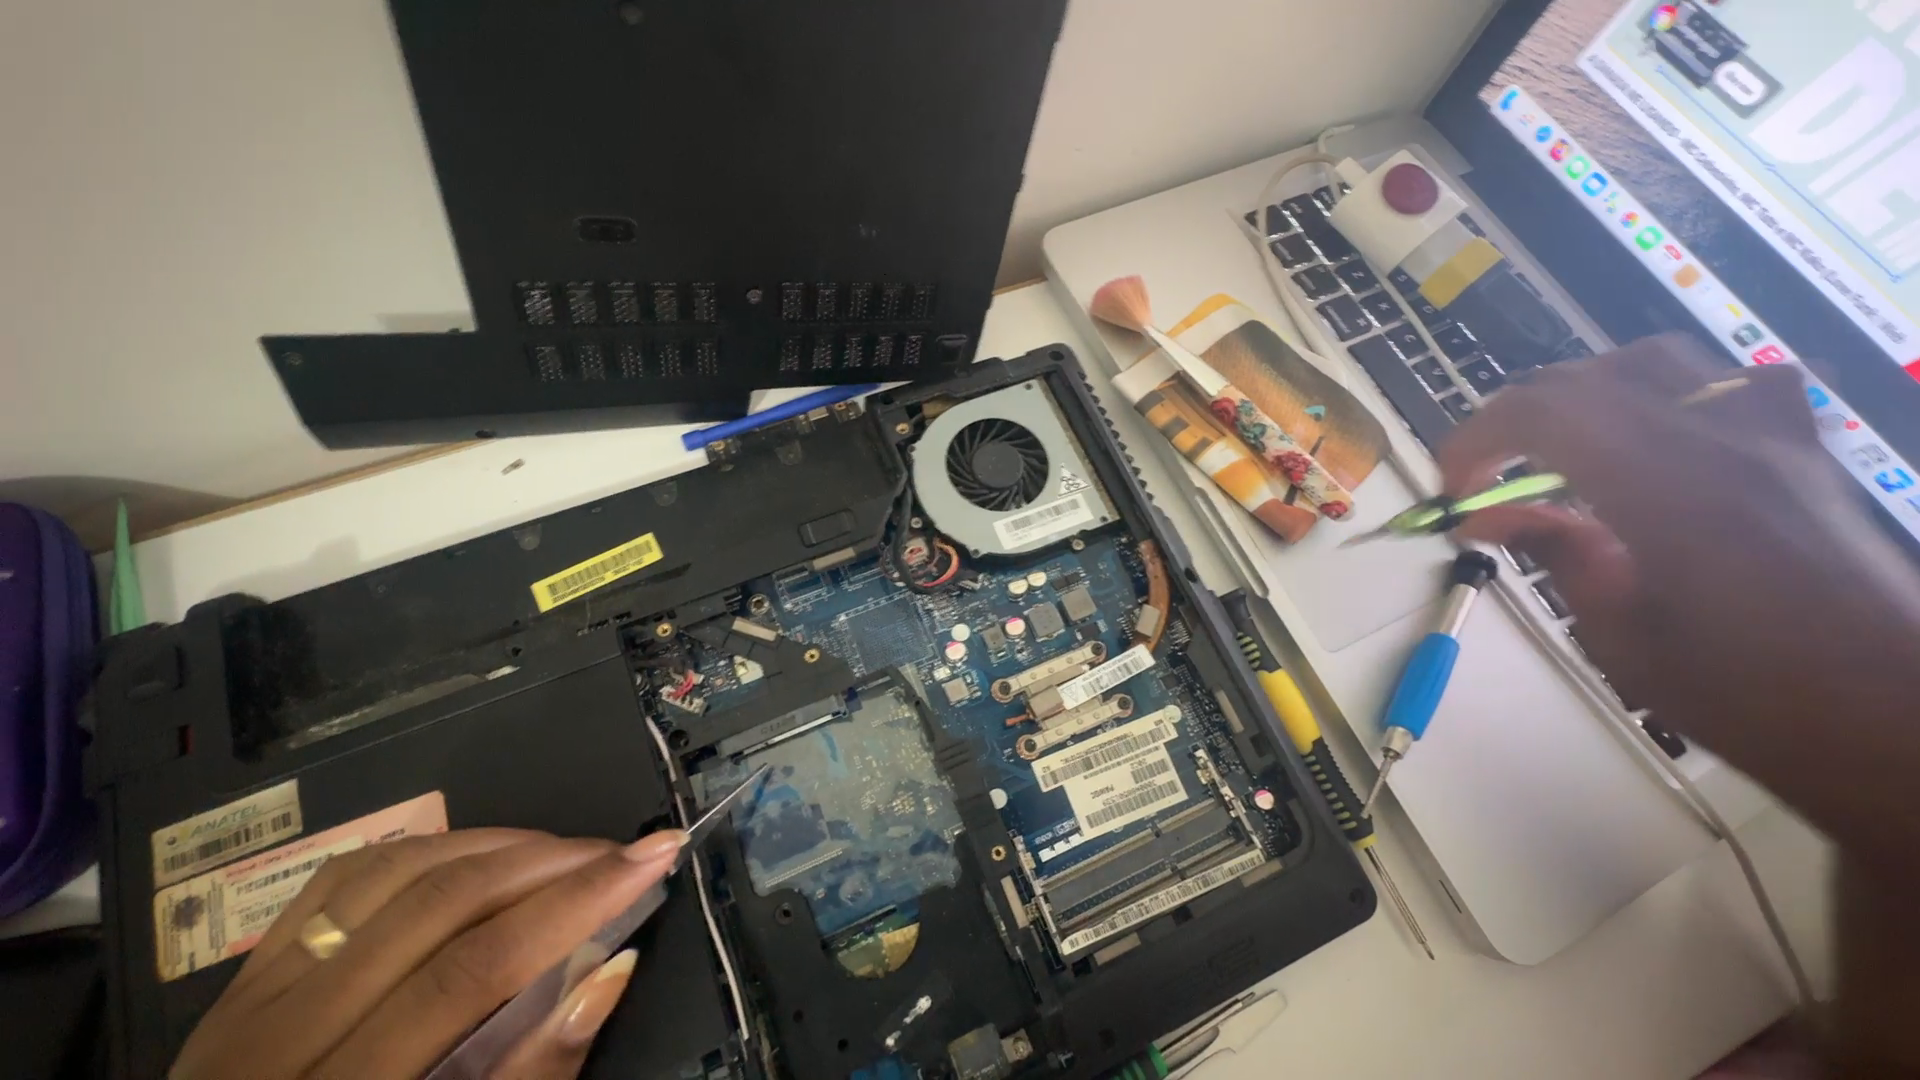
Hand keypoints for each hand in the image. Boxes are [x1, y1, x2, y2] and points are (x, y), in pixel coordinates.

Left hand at [170, 827, 685, 1079]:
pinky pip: (349, 874)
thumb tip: (614, 969)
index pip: (476, 967)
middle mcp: (278, 1034)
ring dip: (503, 846)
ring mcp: (252, 994)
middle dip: (554, 863)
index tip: (654, 856)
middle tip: (627, 850)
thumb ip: (530, 1073)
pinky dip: (434, 848)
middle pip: (442, 902)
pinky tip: (485, 854)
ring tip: (570, 853)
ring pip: (399, 869)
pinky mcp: (247, 973)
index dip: (577, 903)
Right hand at [1436, 334, 1919, 875]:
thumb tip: (1490, 516)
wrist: (1904, 722)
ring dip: (1581, 395)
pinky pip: (1727, 383)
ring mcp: (1773, 438)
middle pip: (1584, 381)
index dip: (1475, 438)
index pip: (1543, 412)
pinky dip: (1664, 395)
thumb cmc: (1754, 697)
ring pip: (1654, 363)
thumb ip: (1557, 555)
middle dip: (1510, 422)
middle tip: (1487, 481)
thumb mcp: (1623, 638)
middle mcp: (1721, 442)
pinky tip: (1652, 441)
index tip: (1454, 491)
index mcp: (1669, 489)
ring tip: (1558, 449)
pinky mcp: (1803, 451)